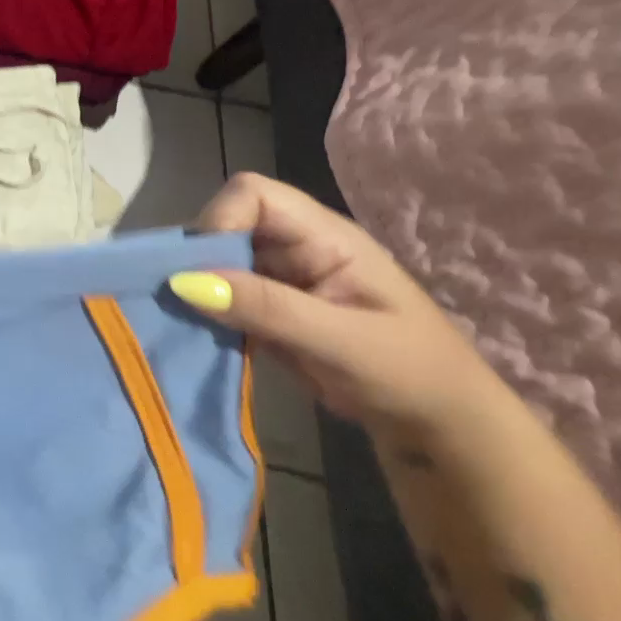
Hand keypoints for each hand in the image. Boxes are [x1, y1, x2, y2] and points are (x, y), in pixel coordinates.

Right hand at [173, 173, 499, 436]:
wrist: (439, 426)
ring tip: (188, 322)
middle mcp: (295, 247)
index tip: (202, 270)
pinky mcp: (264, 307)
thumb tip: (181, 281)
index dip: (219, 220)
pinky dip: (200, 310)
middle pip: (224, 224)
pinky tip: (201, 333)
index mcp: (326, 238)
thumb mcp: (342, 343)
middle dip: (197, 258)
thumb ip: (266, 308)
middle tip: (186, 303)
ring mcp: (278, 277)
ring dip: (194, 287)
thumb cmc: (410, 375)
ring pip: (213, 259)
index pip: (253, 195)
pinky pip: (217, 293)